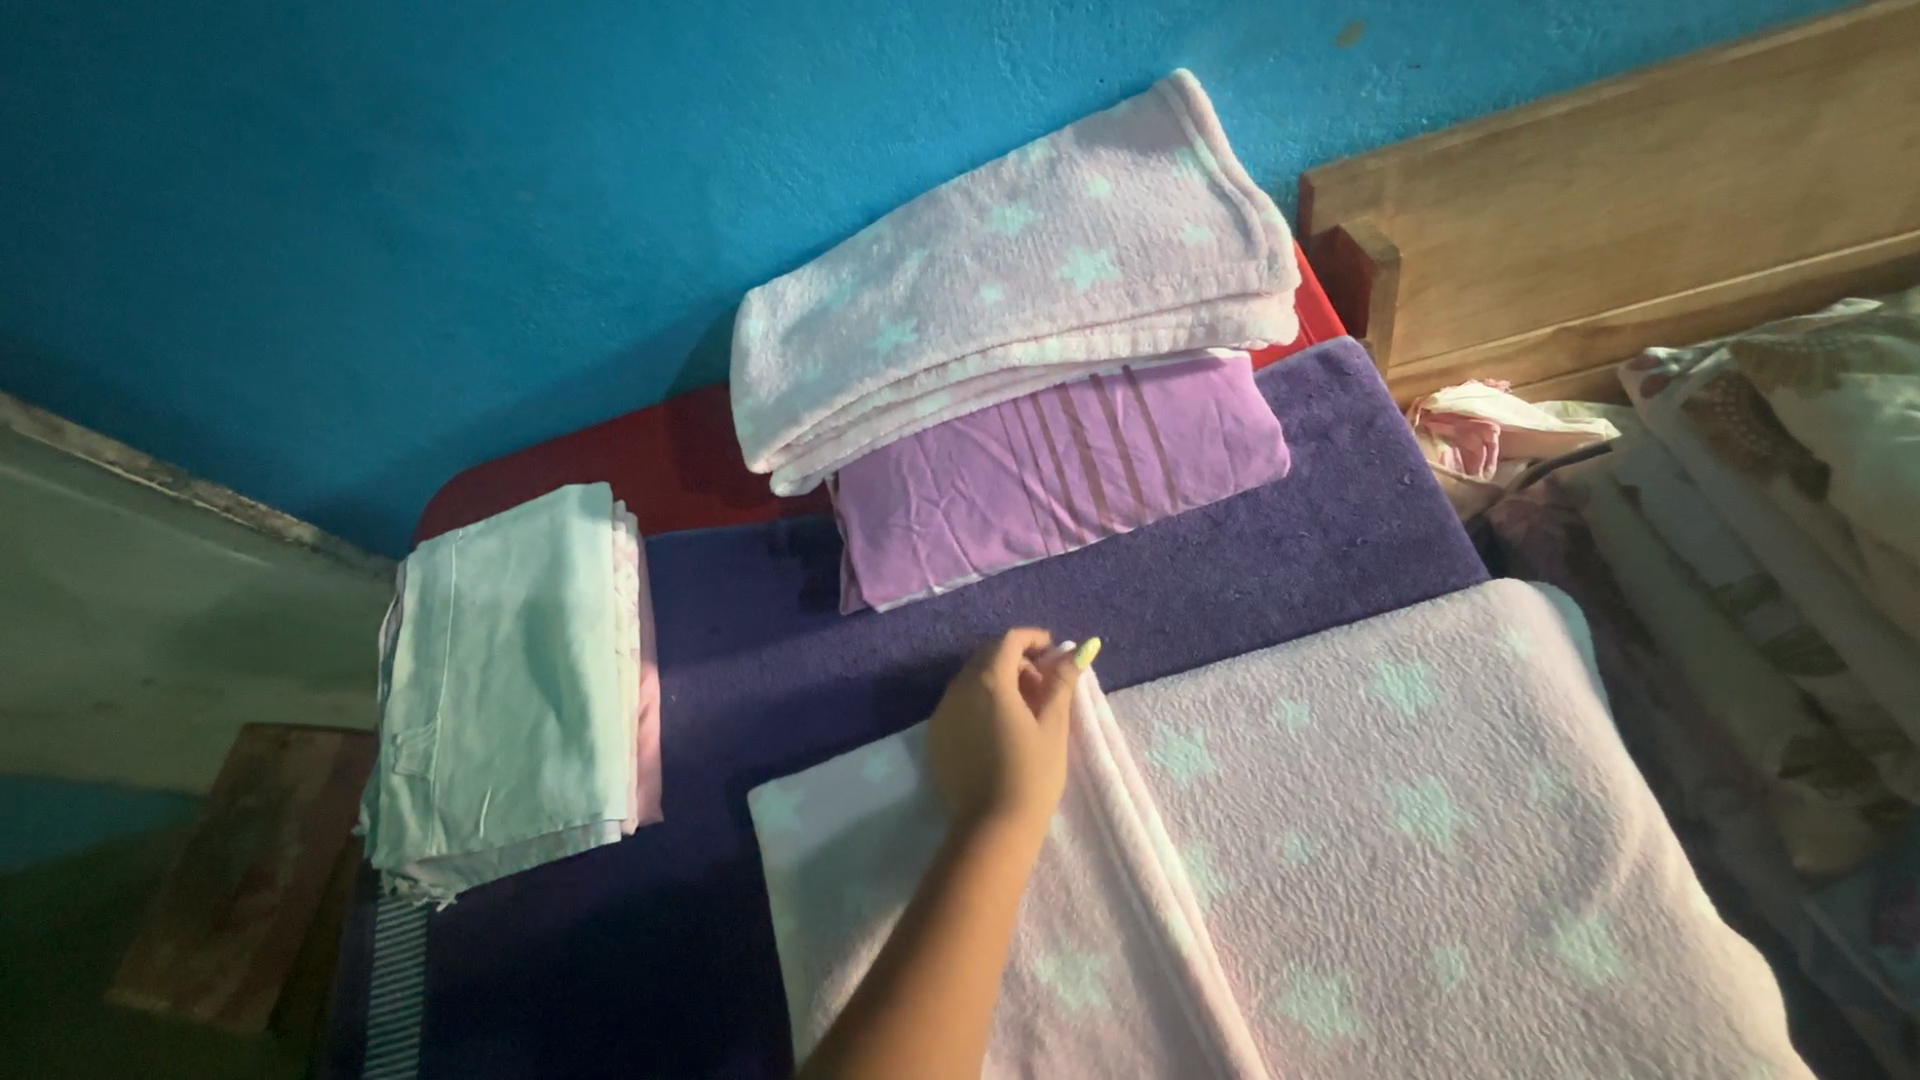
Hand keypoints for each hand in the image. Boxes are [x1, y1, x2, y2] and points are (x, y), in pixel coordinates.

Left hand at [927, 628, 1080, 837]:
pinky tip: (1000, 726)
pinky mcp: (936, 733)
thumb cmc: (1032, 773)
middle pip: (988, 656)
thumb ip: (1063, 682)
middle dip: (1017, 659)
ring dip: (998, 678)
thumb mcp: (1053, 725)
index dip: (1034, 639)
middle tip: (1044, 684)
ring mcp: (943, 710)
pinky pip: (959, 701)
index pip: (1010, 640)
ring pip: (972, 677)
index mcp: (989, 680)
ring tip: (1025, 707)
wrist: (993, 826)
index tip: (1055, 654)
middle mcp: (959, 687)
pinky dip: (980, 699)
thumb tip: (1082, 649)